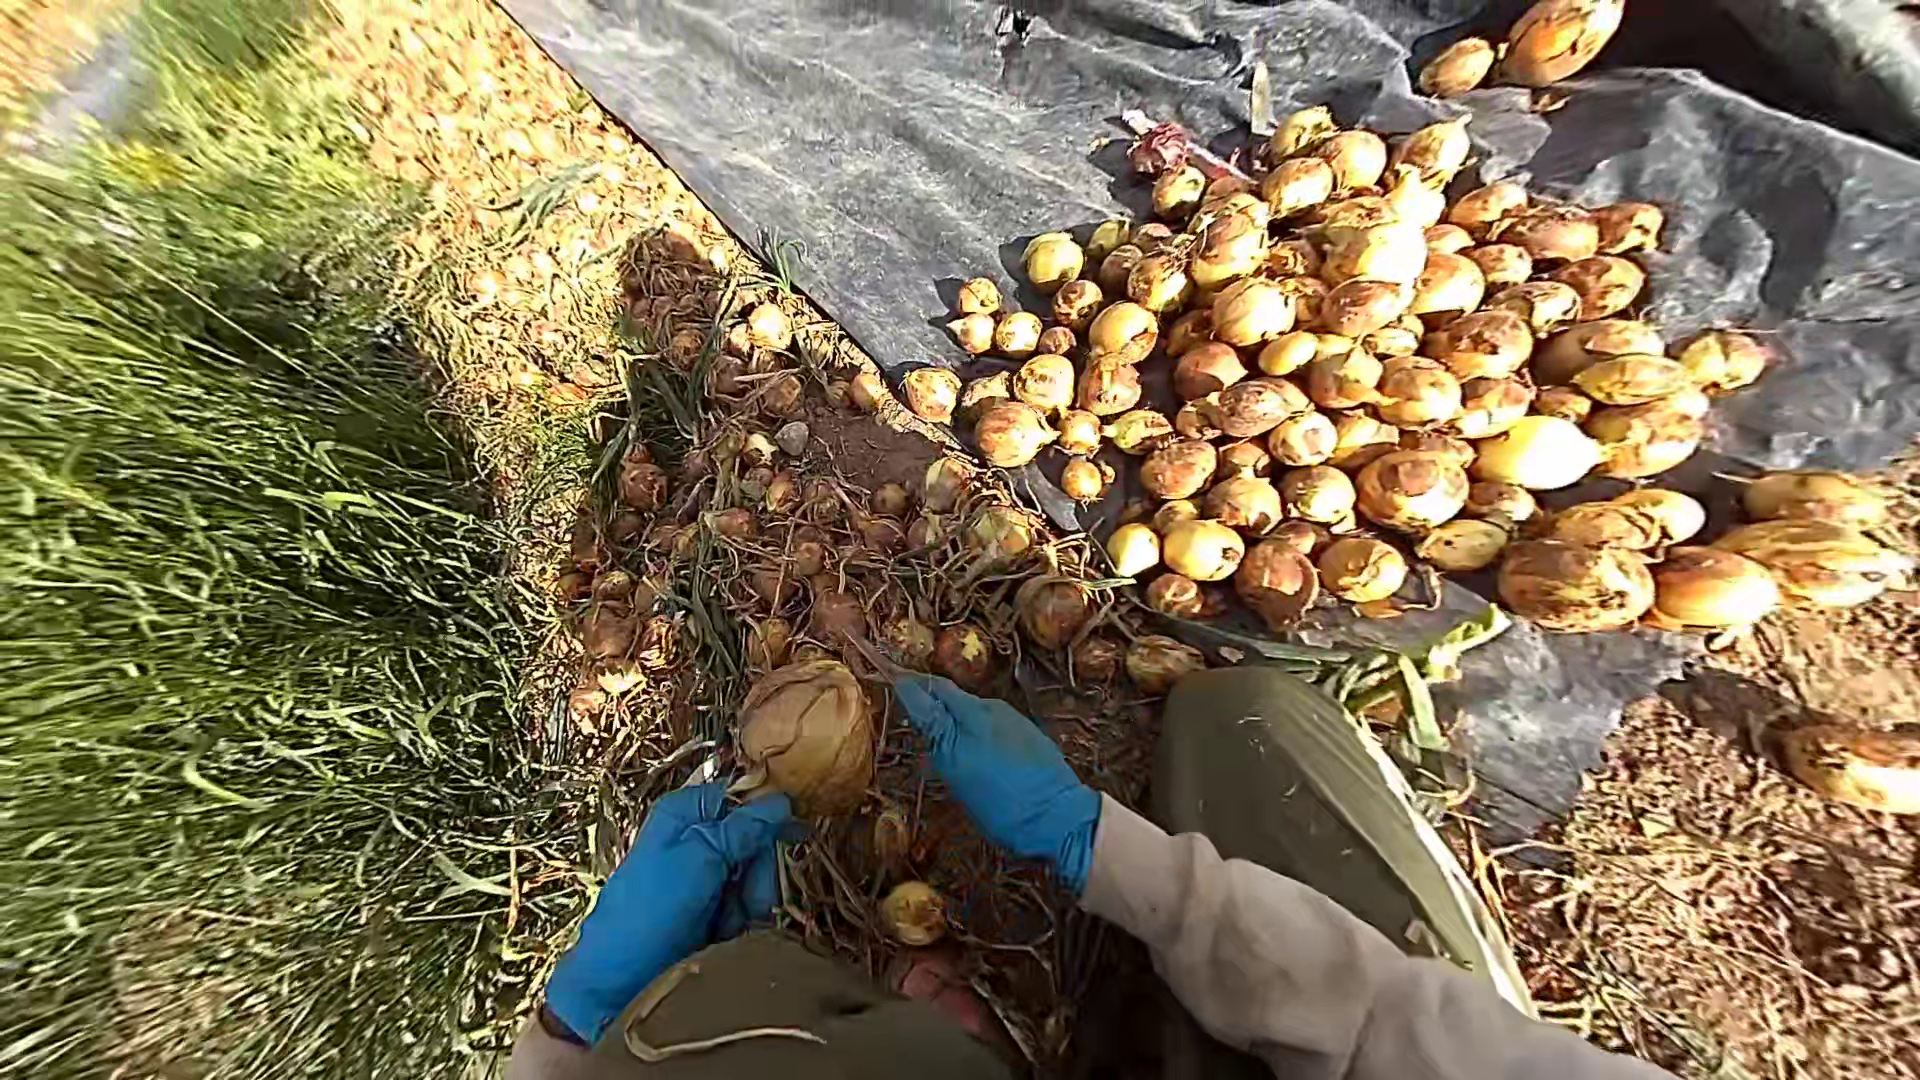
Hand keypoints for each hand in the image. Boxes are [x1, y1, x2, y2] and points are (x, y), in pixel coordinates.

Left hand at [544, 784, 791, 1042]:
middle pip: (756, 834)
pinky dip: (747, 917)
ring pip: (759, 870)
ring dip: (755, 896)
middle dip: (761, 865)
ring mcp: (708, 875)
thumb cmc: (649, 913)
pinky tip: (730, 934)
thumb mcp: (698, 857)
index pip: (742, 793)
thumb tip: (783, 800)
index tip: (789, 827)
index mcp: (686, 813)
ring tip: (732, 922)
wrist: (614, 994)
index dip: (767, 808)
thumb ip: (743, 826)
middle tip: (748, 893)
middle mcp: (698, 837)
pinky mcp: (715, 909)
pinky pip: (751, 900)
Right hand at [894, 675, 1101, 893]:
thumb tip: (913, 695)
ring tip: (935, 745)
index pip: (934, 688)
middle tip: (907, 716)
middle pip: (952, 697)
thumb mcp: (959, 770)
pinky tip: (970, 756)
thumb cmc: (1004, 802)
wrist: (1061, 819)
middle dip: (928, 702)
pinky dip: (971, 732)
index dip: (910, 684)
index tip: (890, 679)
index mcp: (973, 713)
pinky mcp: (1027, 735)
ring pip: (970, 712)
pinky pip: (989, 725)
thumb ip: (936, 730)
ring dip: (950, 720)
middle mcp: (993, 709)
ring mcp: (1012, 721)